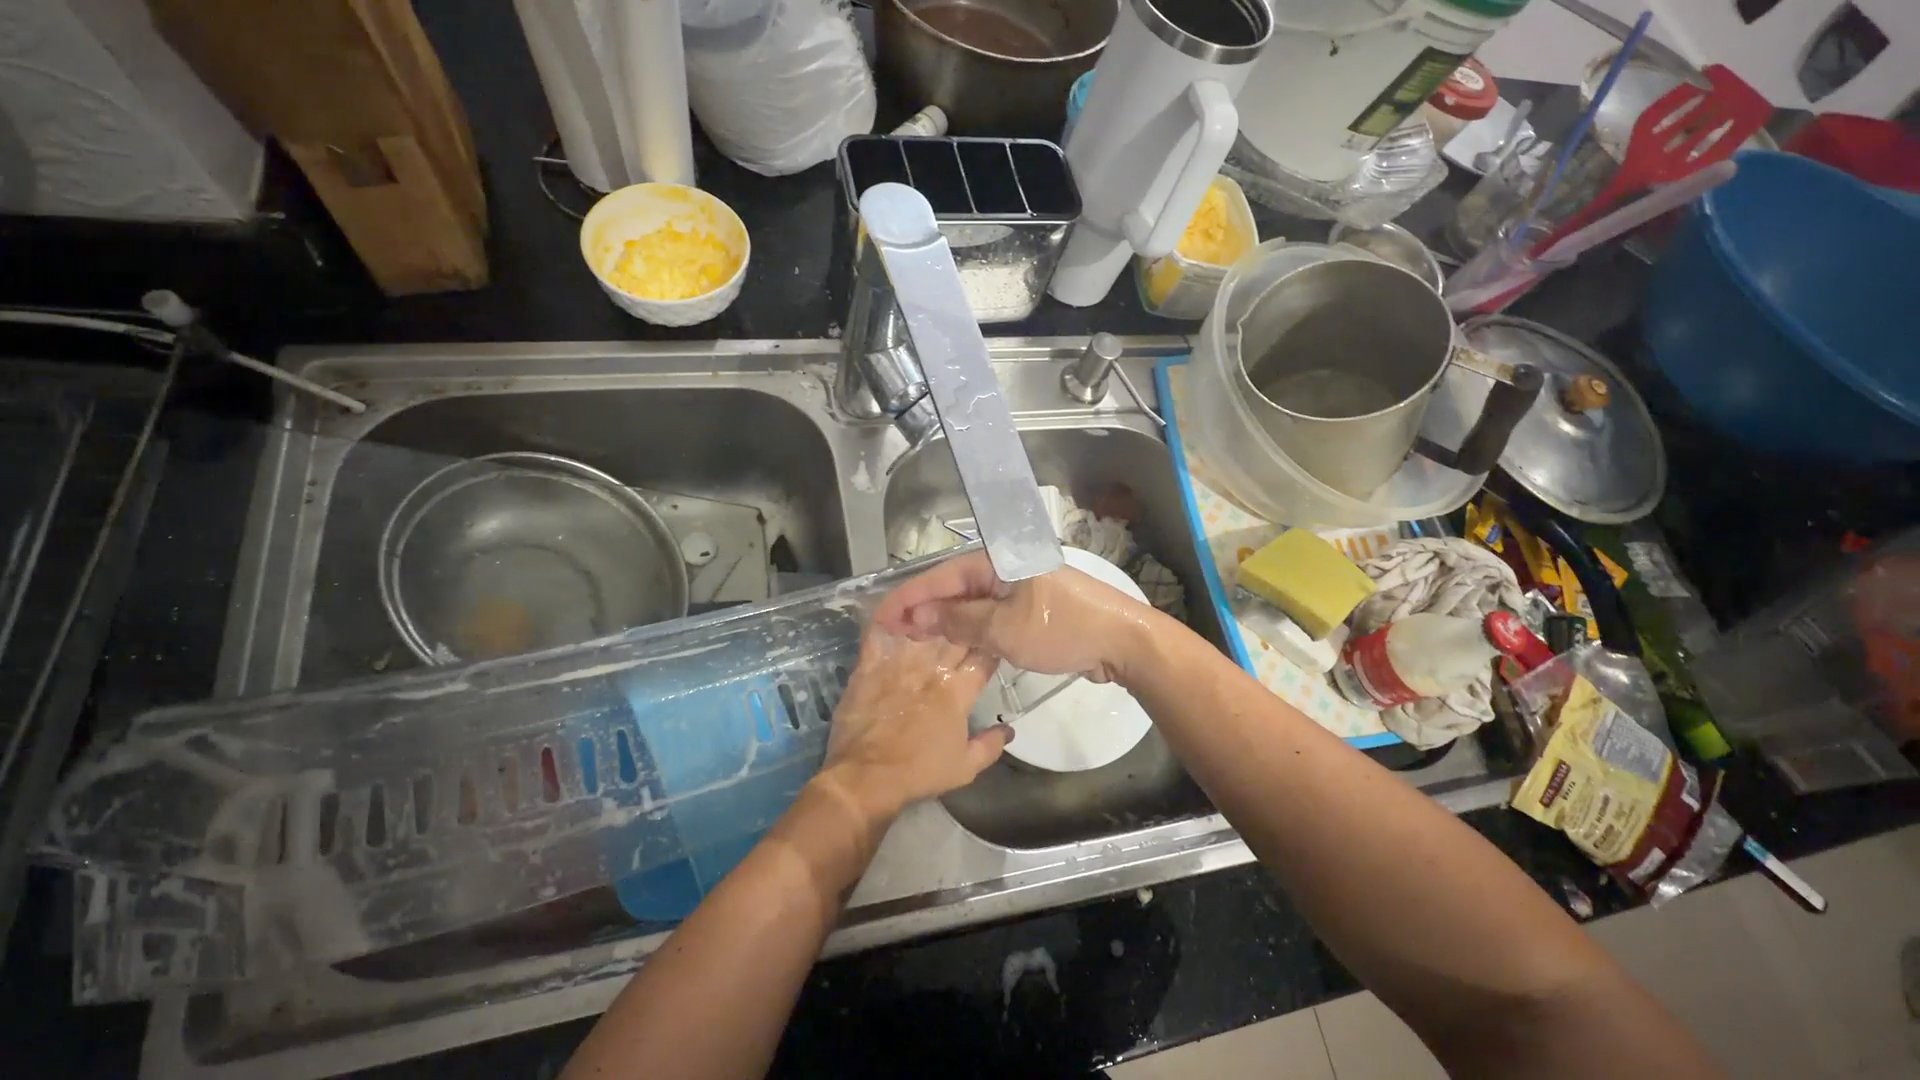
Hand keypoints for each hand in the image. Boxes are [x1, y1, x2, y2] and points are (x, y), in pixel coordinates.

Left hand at [814, 627, 1009, 821]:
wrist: (865, 776)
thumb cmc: (917, 772)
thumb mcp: (964, 768)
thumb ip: (991, 746)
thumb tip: (1009, 729)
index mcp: (958, 692)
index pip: (984, 657)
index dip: (991, 646)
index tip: (992, 641)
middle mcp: (932, 669)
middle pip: (955, 634)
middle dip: (964, 623)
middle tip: (967, 617)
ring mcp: (899, 663)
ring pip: (921, 626)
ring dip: (930, 615)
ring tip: (937, 605)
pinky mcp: (869, 665)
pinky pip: (881, 632)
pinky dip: (889, 619)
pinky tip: (896, 611)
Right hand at [871, 550, 1157, 685]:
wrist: (1124, 642)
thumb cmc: (1064, 629)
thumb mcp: (1005, 629)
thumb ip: (958, 622)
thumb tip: (917, 617)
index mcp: (999, 561)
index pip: (942, 575)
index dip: (909, 597)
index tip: (881, 616)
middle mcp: (1007, 568)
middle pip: (954, 587)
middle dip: (923, 610)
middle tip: (892, 635)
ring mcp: (1021, 589)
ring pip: (972, 603)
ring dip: (946, 622)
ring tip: (914, 642)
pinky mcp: (1031, 609)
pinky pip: (991, 616)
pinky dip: (971, 630)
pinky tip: (953, 646)